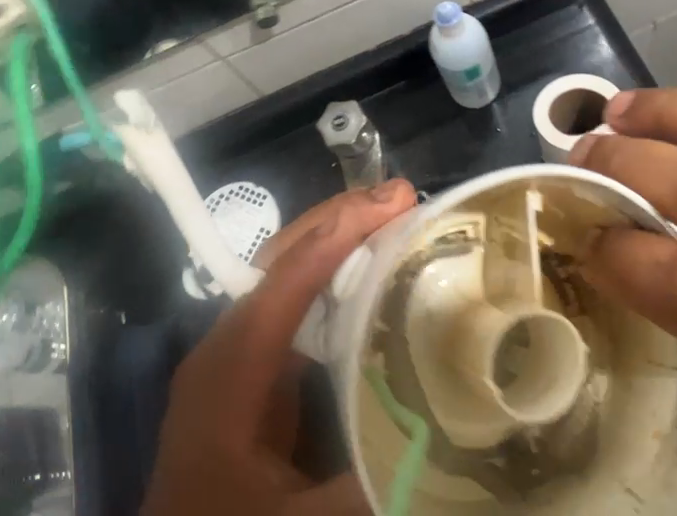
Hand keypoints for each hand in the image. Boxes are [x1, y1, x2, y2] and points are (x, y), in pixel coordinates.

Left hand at [144, 180, 417, 515]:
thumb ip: (369, 477)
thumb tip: (448, 441)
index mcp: (229, 373)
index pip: (285, 282)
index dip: (339, 236)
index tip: (395, 203)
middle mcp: (228, 349)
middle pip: (281, 262)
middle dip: (339, 221)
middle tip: (402, 197)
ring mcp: (237, 359)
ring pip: (286, 279)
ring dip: (336, 243)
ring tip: (392, 220)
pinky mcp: (250, 377)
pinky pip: (291, 308)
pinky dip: (330, 279)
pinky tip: (369, 276)